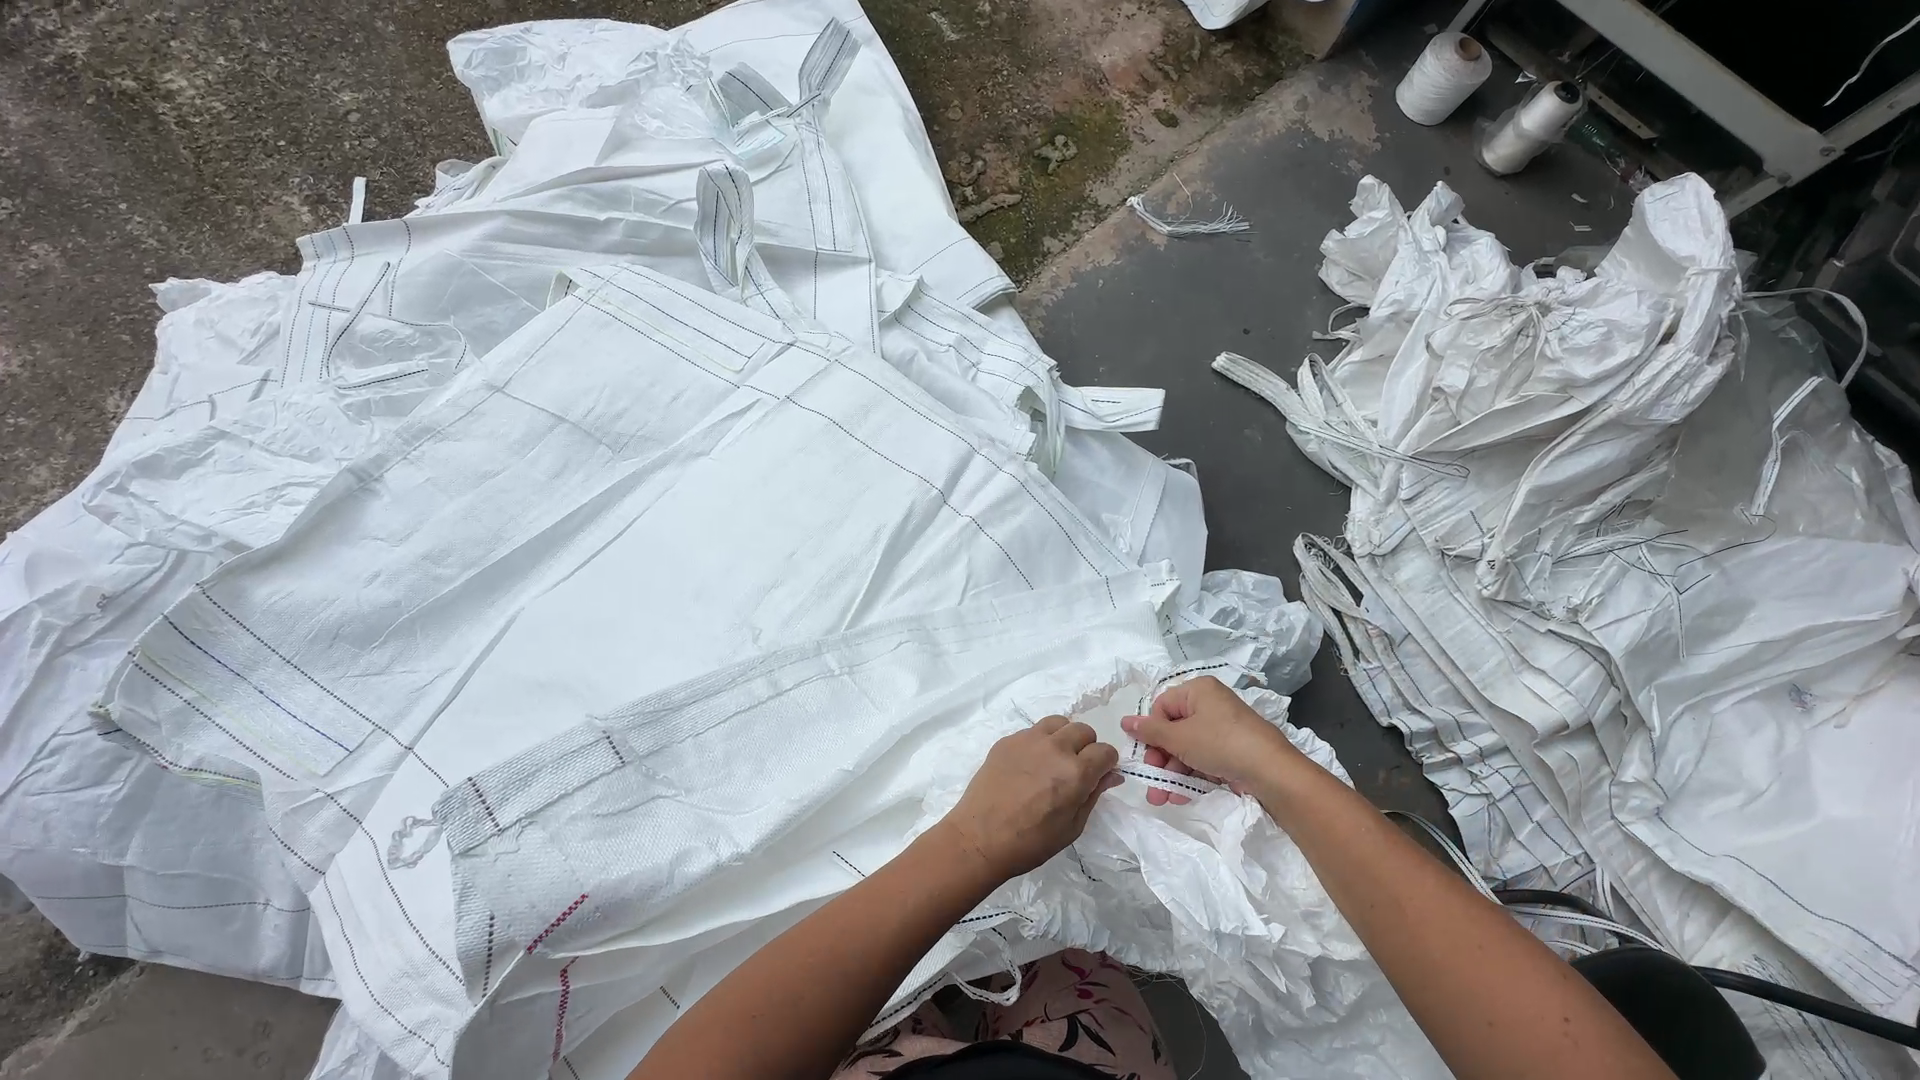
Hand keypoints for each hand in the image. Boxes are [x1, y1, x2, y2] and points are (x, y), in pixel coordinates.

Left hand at [939, 716, 1120, 880]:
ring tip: (1054, 760)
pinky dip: (1038, 743)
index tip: (1098, 776)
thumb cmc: (1031, 842)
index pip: (1105, 751)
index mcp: (1075, 772)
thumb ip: (1094, 794)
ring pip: (1058, 723)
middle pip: (1083, 731)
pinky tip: (1028, 766)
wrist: (980, 838)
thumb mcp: (1072, 826)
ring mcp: (1028, 740)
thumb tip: (1112, 775)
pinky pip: (1032, 731)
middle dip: (1087, 748)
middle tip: (1075, 770)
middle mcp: (1054, 748)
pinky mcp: (1007, 741)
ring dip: (1063, 737)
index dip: (1106, 764)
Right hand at [1120, 676, 1303, 805]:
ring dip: (1172, 774)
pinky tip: (1180, 797)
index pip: (1162, 706)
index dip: (1152, 732)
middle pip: (1174, 731)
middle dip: (1160, 760)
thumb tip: (1124, 721)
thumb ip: (1150, 731)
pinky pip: (1203, 760)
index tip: (1146, 755)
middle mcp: (1211, 705)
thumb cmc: (1220, 743)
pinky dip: (1191, 776)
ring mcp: (1223, 730)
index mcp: (1198, 691)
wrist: (1270, 771)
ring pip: (1187, 749)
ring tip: (1162, 799)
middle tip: (1152, 782)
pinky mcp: (1233, 751)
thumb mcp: (1179, 738)